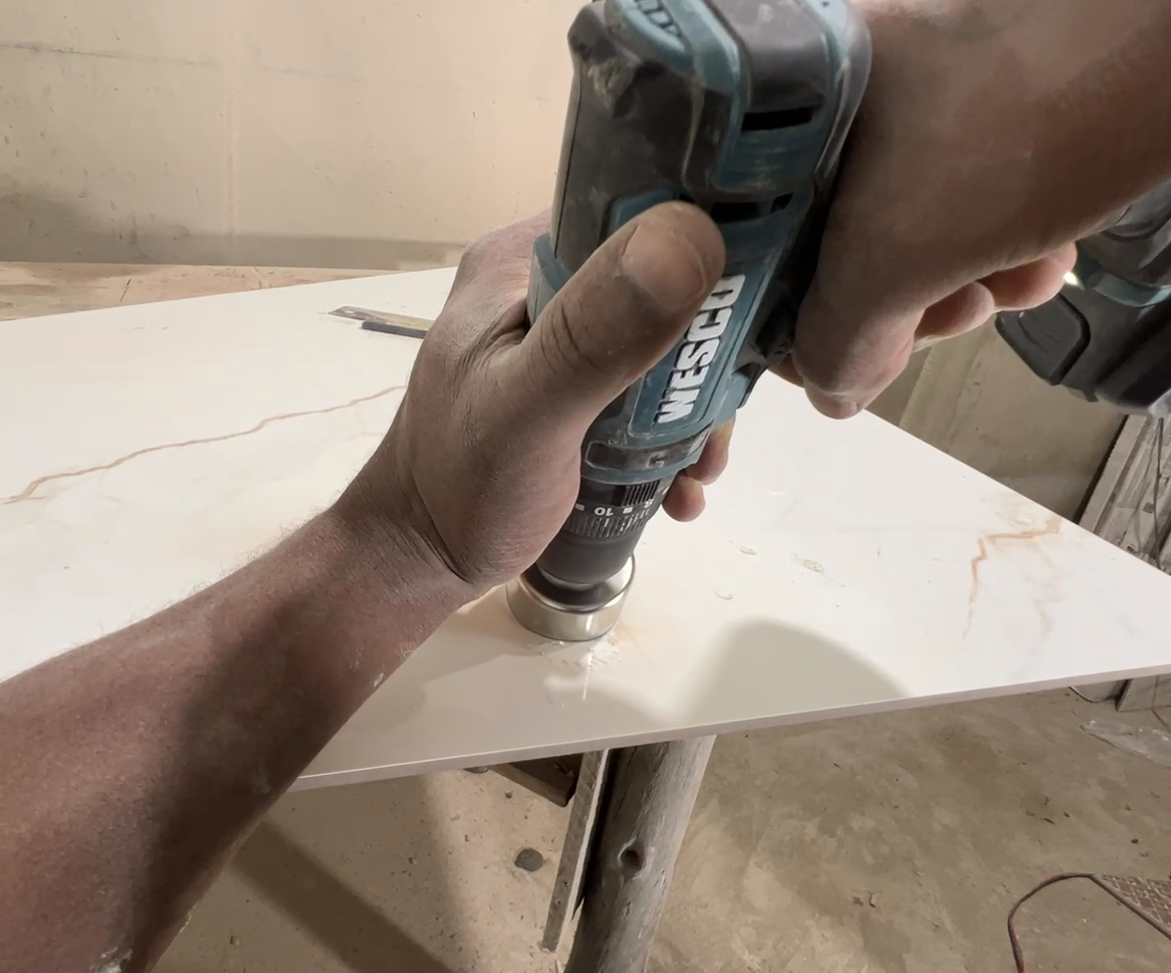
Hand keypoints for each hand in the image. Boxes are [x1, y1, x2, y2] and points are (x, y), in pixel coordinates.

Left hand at [340, 204, 727, 590]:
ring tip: (699, 471)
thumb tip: (692, 237)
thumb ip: (595, 334)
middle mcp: (539, 291)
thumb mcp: (528, 412)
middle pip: (662, 293)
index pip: (636, 214)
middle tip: (717, 428)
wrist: (420, 560)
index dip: (709, 250)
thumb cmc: (461, 491)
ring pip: (658, 352)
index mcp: (518, 263)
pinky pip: (638, 397)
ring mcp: (553, 348)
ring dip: (692, 413)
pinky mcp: (566, 396)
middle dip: (704, 362)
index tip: (750, 317)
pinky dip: (667, 439)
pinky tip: (678, 487)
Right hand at [785, 0, 1170, 417]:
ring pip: (887, 229)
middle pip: (815, 248)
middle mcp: (822, 94)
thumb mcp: (910, 249)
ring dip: (947, 286)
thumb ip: (844, 342)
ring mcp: (900, 86)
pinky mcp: (969, 90)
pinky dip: (984, 241)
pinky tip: (1040, 256)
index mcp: (778, 110)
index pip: (738, 252)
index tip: (840, 358)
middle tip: (946, 325)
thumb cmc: (1039, 112)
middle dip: (888, 307)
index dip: (777, 322)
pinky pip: (943, 192)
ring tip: (1010, 290)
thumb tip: (830, 399)